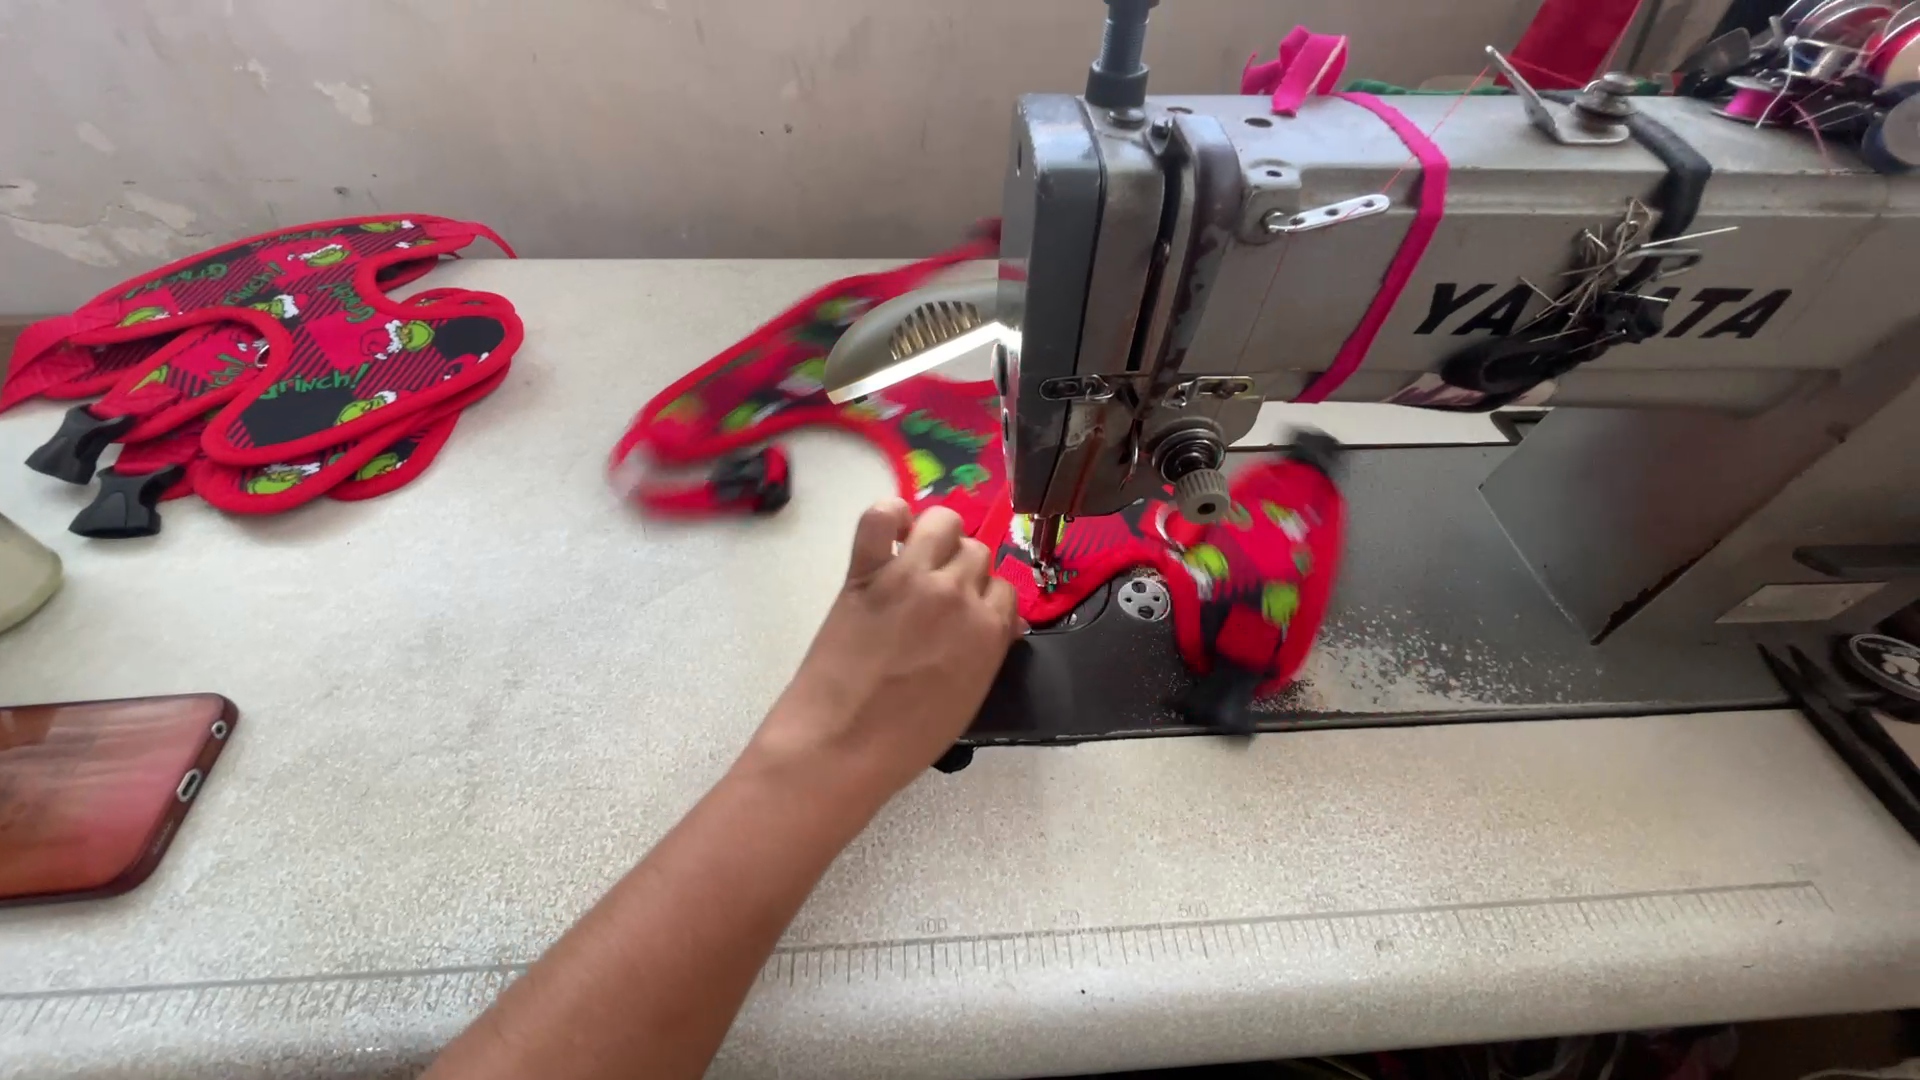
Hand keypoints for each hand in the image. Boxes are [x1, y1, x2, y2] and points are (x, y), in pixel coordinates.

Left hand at [752, 499, 1025, 798]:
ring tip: (920, 557)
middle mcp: (957, 594)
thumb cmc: (906, 738)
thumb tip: (1002, 623)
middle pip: (977, 552)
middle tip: (940, 593)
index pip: (1005, 588)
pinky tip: (890, 534)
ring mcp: (910, 577)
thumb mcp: (968, 698)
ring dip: (938, 535)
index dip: (987, 599)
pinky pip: (880, 516)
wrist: (841, 745)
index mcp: (989, 629)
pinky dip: (888, 515)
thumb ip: (988, 651)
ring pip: (943, 521)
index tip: (970, 611)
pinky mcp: (865, 572)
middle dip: (964, 569)